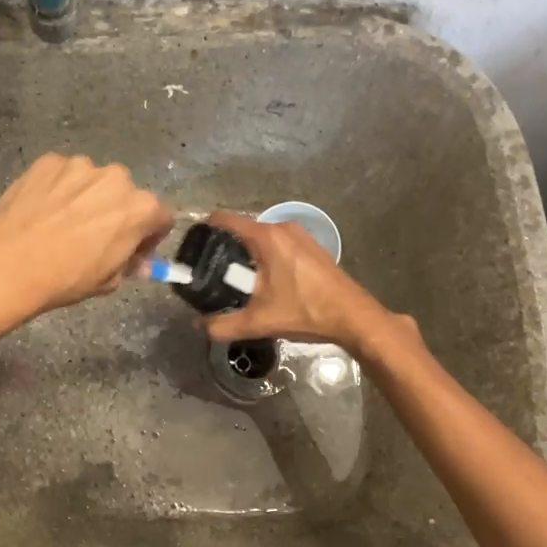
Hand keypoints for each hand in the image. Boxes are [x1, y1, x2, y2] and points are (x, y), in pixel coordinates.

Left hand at [0, 153, 174, 315]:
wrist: (11, 263)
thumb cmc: (67, 277)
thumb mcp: (109, 280)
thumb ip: (129, 262)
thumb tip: (135, 260)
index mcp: (140, 208)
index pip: (162, 215)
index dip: (150, 234)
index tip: (134, 248)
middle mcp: (116, 178)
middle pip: (126, 193)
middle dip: (116, 211)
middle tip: (95, 236)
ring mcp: (81, 165)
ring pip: (92, 181)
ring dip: (86, 197)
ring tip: (63, 221)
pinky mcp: (49, 161)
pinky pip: (62, 174)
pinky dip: (58, 188)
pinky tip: (42, 210)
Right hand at [201, 211, 394, 348]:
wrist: (352, 317)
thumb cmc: (305, 312)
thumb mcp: (258, 322)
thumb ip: (223, 325)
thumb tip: (199, 327)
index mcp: (267, 237)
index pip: (224, 219)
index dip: (205, 230)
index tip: (193, 249)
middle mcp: (282, 228)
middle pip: (242, 231)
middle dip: (225, 250)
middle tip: (213, 276)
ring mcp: (300, 235)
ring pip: (260, 240)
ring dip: (247, 257)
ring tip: (238, 283)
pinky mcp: (311, 246)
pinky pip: (277, 245)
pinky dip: (266, 259)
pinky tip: (266, 284)